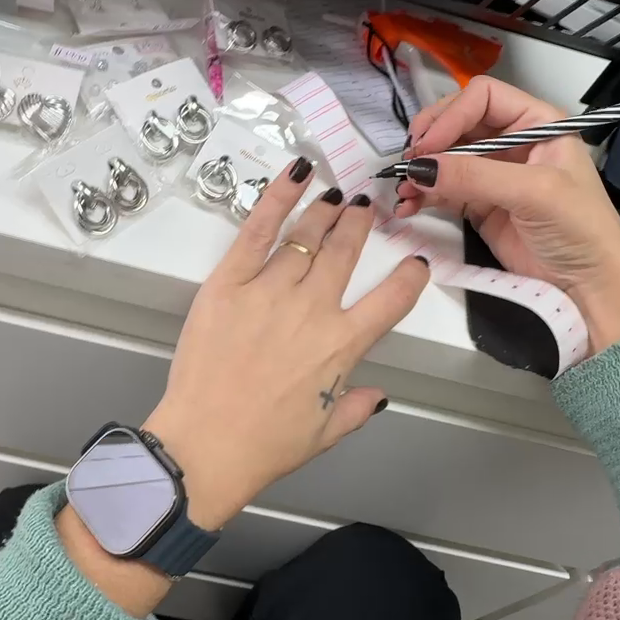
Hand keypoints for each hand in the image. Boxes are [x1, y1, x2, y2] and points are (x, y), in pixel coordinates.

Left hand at [60, 159, 428, 615]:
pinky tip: (296, 174)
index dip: (409, 276)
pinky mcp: (229, 282)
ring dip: (326, 211)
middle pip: (345, 252)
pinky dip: (278, 198)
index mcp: (343, 346)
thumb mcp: (324, 434)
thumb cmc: (266, 445)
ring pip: (306, 236)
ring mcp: (269, 291)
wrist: (205, 445)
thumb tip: (377, 394)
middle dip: (360, 225)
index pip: (392, 299)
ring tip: (335, 196)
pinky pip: (257, 231)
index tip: (414, 262)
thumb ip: (355, 408)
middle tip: (365, 208)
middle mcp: (312, 309)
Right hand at [393, 76, 619, 350]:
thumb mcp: (534, 192)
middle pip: (457, 123)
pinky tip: (408, 206)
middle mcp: (511, 141)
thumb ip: (476, 176)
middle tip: (409, 163)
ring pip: (444, 158)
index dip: (451, 116)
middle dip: (429, 141)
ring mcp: (491, 174)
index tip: (427, 147)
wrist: (587, 282)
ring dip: (420, 171)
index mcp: (536, 123)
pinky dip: (421, 196)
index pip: (481, 98)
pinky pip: (441, 190)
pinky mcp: (477, 205)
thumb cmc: (581, 228)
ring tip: (404, 190)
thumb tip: (421, 168)